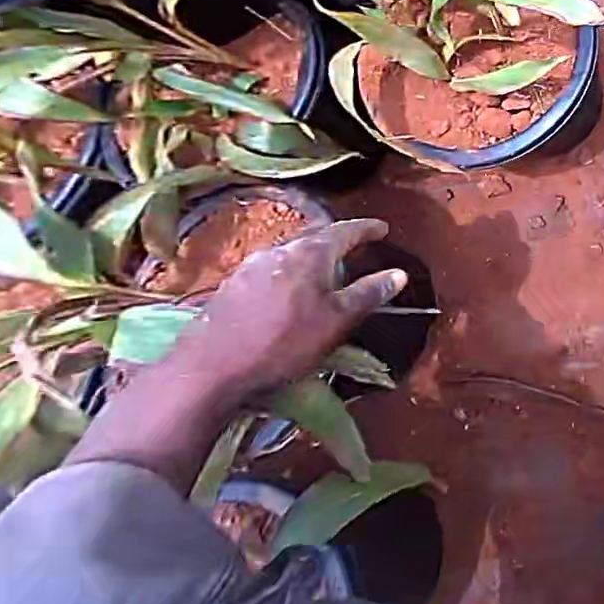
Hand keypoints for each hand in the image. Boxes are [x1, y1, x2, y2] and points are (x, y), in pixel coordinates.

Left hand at [163, 218, 409, 401]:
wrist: (204, 374)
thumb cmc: (282, 343)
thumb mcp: (337, 321)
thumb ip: (369, 293)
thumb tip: (399, 273)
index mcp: (310, 253)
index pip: (346, 230)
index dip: (367, 229)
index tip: (383, 229)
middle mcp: (278, 251)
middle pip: (315, 238)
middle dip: (337, 242)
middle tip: (355, 249)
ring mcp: (248, 269)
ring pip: (289, 254)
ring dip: (310, 259)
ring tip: (323, 272)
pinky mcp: (228, 289)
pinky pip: (269, 271)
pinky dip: (288, 274)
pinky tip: (288, 293)